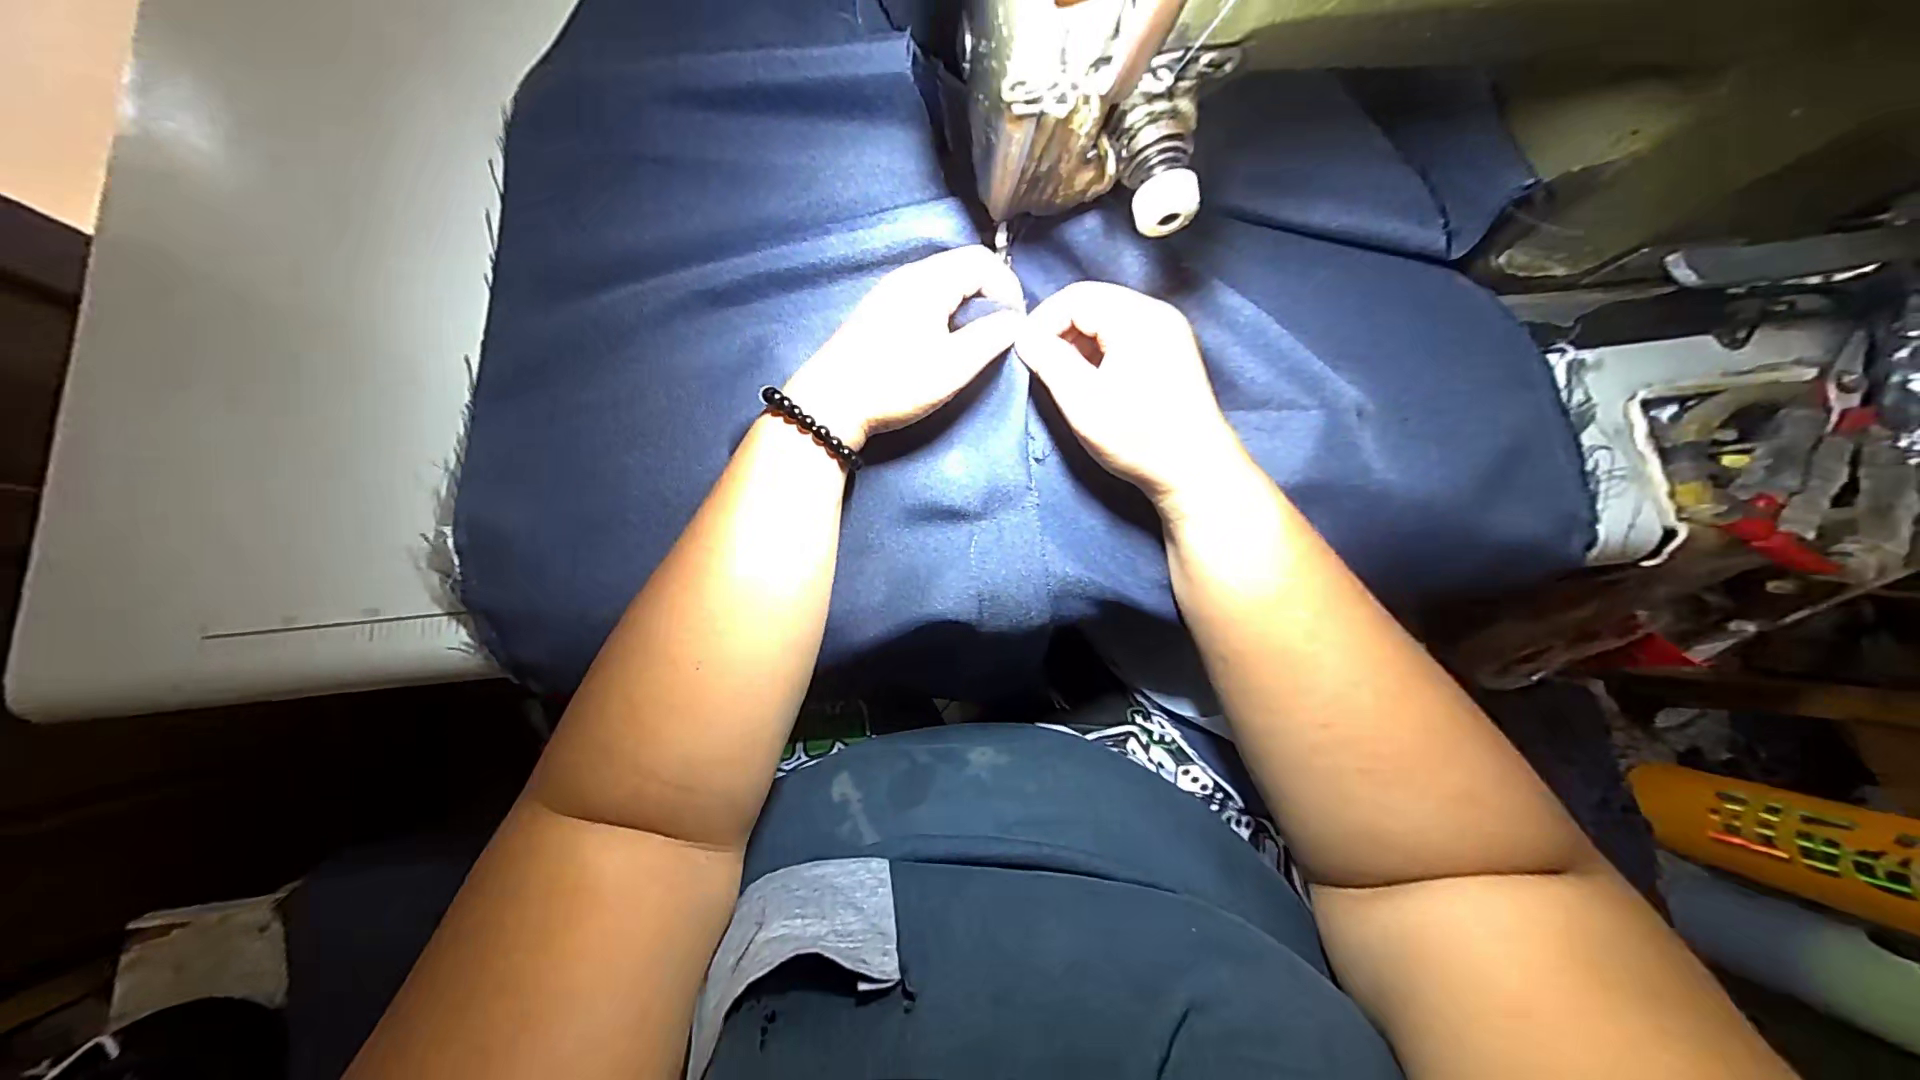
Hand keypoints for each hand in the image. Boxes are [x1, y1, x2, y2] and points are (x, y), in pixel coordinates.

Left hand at [780, 246, 1025, 451]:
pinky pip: (923, 296)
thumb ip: (992, 337)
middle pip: (962, 266)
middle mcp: (907, 275)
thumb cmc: (895, 383)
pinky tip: (941, 342)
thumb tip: (1015, 321)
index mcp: (928, 281)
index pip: (983, 261)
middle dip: (990, 294)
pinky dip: (944, 310)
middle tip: (999, 332)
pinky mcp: (878, 311)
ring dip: (967, 303)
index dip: (1008, 289)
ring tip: (974, 340)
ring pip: (942, 282)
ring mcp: (889, 292)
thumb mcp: (954, 366)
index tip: (1015, 325)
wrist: (831, 402)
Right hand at [1015, 281, 1250, 510]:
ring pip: (1106, 318)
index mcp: (1138, 318)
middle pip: (1092, 302)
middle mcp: (1157, 313)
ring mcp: (1168, 331)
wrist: (1195, 470)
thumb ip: (1048, 360)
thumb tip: (1023, 336)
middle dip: (1060, 330)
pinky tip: (1091, 380)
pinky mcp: (1171, 350)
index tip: (1024, 354)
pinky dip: (1099, 350)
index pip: (1075, 296)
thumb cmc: (1138, 437)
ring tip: (1064, 377)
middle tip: (1042, 366)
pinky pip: (1124, 334)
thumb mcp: (1081, 400)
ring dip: (1078, 341)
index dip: (1042, 321)